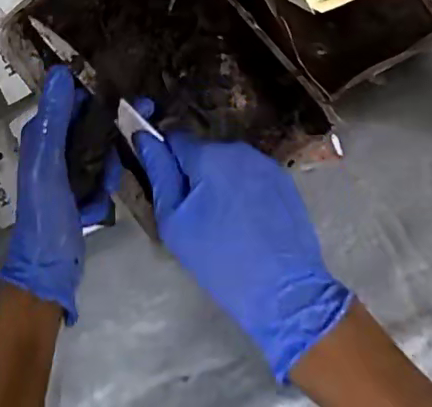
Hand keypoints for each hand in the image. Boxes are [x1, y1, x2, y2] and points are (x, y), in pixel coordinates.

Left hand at [0, 67, 117, 324]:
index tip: (127, 88)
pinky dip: (103, 190)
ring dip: (107, 166)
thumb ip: (54, 117)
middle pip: (89, 124)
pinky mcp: (80, 193)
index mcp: (41, 134)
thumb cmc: (45, 212)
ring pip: (99, 151)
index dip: (97, 91)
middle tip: (145, 117)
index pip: (71, 99)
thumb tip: (60, 71)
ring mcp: (66, 172)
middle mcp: (52, 147)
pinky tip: (97, 207)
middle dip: (111, 126)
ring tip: (103, 186)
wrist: (49, 271)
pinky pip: (101, 178)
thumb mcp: (48, 161)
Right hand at [132, 126, 352, 382]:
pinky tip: (246, 222)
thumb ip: (157, 172)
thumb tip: (142, 135)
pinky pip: (249, 175)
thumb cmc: (221, 260)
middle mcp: (238, 149)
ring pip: (226, 163)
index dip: (165, 159)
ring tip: (222, 220)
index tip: (167, 187)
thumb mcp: (174, 221)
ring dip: (218, 180)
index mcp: (208, 155)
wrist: (288, 296)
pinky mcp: (285, 182)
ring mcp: (265, 164)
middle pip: (201, 150)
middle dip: (193, 172)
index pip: (173, 137)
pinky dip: (242, 190)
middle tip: (194, 212)